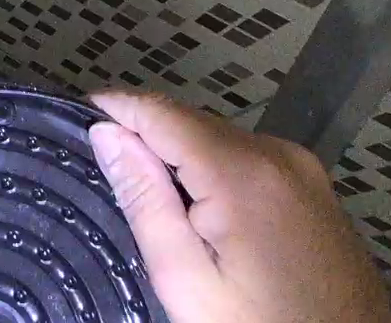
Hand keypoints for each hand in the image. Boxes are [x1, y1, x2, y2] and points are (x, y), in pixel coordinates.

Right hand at [89, 92, 390, 322]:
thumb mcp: (187, 281)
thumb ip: (144, 198)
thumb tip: (105, 131)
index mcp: (242, 171)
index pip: (156, 110)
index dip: (111, 109)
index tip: (74, 124)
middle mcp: (276, 154)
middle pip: (185, 120)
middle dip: (143, 137)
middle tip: (110, 179)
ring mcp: (303, 171)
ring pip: (212, 137)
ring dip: (176, 155)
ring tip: (152, 200)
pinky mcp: (316, 190)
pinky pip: (243, 158)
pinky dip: (211, 170)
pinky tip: (202, 214)